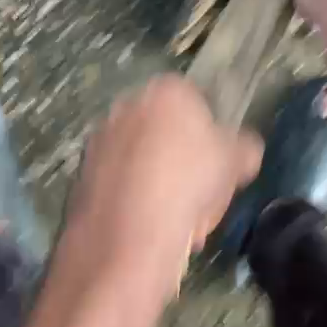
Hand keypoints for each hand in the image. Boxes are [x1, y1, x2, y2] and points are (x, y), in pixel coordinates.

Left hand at [63, 76, 261, 281]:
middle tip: (200, 195)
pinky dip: (133, 201)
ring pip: (142, 159)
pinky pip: (119, 183)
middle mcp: (127, 104)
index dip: (210, 136)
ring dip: (159, 184)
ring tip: (178, 221)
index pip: (196, 102)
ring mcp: (99, 138)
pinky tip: (149, 229)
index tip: (217, 166)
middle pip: (165, 130)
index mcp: (166, 90)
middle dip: (182, 160)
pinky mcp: (80, 173)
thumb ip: (245, 148)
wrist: (128, 236)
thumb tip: (245, 150)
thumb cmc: (189, 184)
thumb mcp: (237, 162)